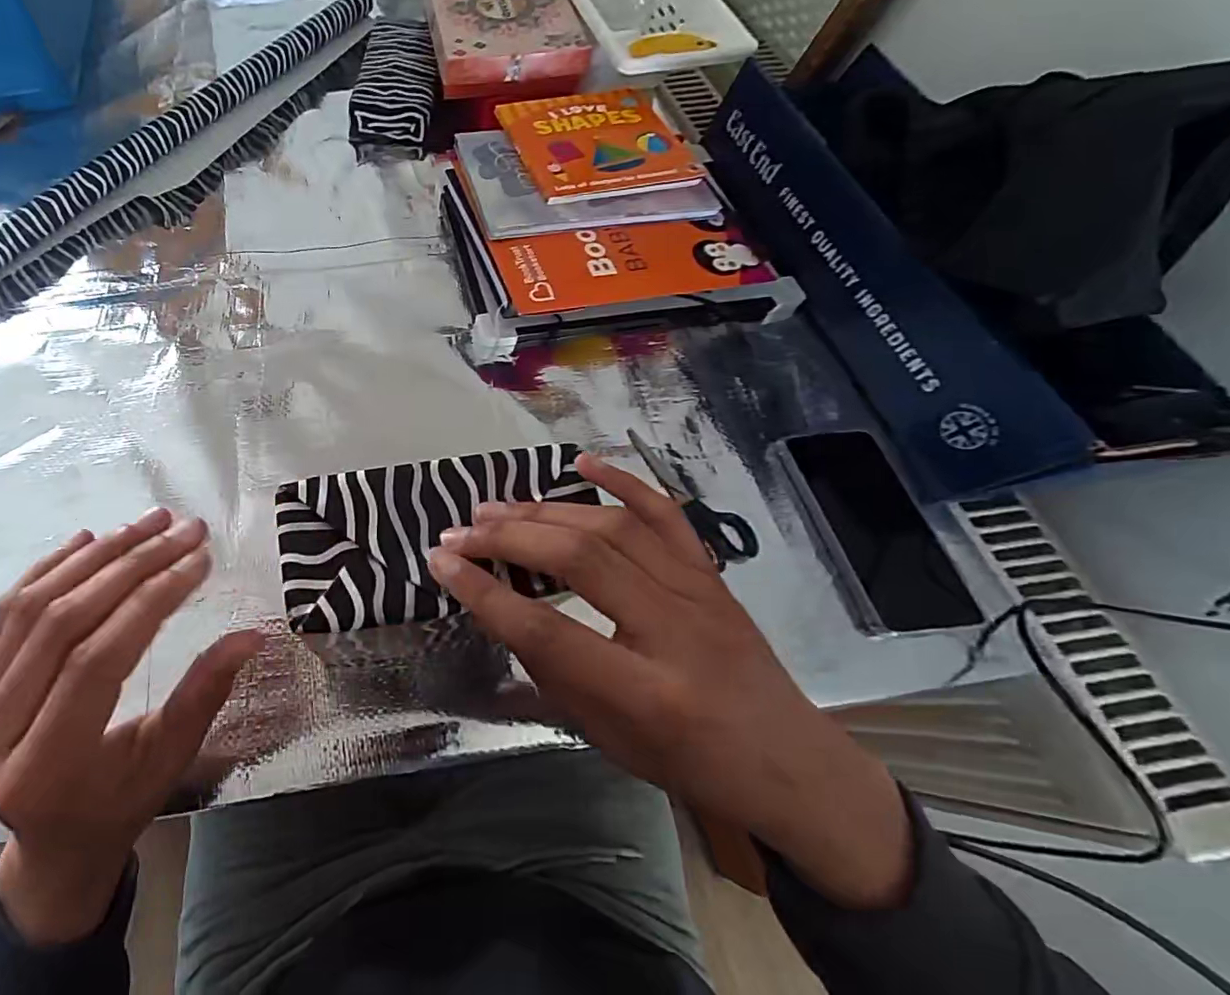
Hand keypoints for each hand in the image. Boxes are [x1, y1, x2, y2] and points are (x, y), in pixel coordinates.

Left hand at [0, 512, 263, 943]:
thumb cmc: (122, 805)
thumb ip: (204, 695)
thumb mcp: (170, 759)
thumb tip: (250, 635)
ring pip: (31, 609)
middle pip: (62, 623)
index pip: (100, 659)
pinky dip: (50, 569)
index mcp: (45, 767)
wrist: (55, 842)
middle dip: (130, 564)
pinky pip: (6, 615)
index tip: (200, 559)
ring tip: (147, 523)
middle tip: (182, 529)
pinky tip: (90, 541)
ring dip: (95, 556)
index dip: (154, 599)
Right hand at [426, 454, 913, 908]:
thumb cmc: (689, 765)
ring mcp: (699, 592)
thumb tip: (503, 610)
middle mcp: (673, 629)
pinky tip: (581, 464)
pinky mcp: (712, 574)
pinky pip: (665, 515)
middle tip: (460, 531)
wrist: (788, 763)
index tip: (441, 563)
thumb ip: (553, 672)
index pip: (546, 630)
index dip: (484, 594)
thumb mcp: (608, 738)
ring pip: (612, 529)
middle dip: (508, 540)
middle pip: (578, 561)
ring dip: (546, 512)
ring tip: (496, 508)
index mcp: (644, 693)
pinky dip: (622, 481)